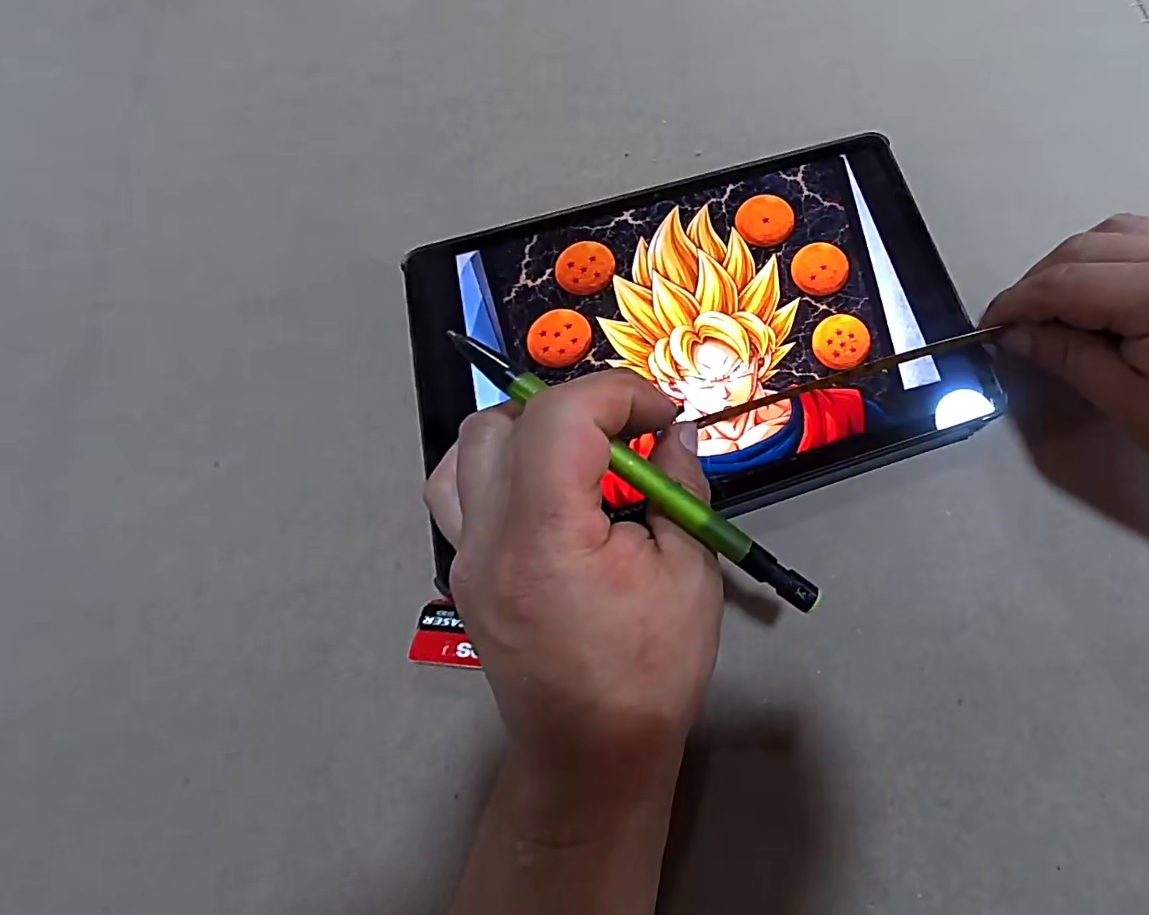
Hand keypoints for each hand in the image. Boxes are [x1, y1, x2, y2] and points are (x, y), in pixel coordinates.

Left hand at [424, 370, 722, 777]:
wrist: (591, 754)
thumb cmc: (647, 675)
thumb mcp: (690, 572)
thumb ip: (680, 487)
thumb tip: (675, 435)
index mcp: (547, 536)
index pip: (563, 416)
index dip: (620, 394)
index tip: (661, 413)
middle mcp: (490, 538)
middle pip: (512, 418)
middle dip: (583, 404)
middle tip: (631, 429)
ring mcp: (468, 554)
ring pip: (471, 444)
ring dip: (532, 425)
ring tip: (584, 448)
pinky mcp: (466, 567)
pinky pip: (459, 487)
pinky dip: (500, 461)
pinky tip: (542, 481)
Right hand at [982, 214, 1148, 497]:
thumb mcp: (1135, 404)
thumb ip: (1070, 357)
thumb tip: (1015, 334)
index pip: (1068, 281)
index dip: (1018, 301)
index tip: (990, 323)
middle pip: (1091, 245)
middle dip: (1043, 279)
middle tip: (1023, 320)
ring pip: (1127, 230)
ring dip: (1082, 261)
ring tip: (1068, 304)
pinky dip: (1126, 254)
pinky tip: (1122, 289)